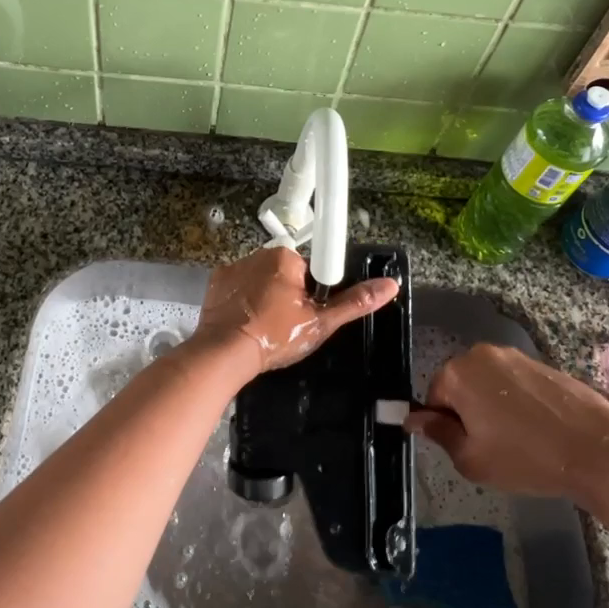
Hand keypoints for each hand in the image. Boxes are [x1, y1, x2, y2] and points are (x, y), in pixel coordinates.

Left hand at [193, 247, 398, 373]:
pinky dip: (243, 299)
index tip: (304, 314)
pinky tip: (246, 321)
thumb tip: (390, 286)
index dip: (312, 294)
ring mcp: (235, 266)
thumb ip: (355, 303)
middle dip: (289, 294)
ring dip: (266, 296)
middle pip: (286, 273)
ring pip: (262, 278)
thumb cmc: (276, 336)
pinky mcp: (218, 280)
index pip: (310, 270)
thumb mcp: (321, 323)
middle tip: (287, 323)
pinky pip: (239, 285)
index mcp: (286, 257)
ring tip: (265, 326)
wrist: (226, 353)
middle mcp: (259, 254)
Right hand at [405, 343, 608, 504]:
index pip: (433, 399)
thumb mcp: (472, 460)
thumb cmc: (527, 458)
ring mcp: (516, 356)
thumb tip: (414, 419)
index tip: (468, 448)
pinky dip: (519, 403)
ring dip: (494, 407)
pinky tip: (539, 429)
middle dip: (469, 413)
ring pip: (489, 384)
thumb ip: (439, 435)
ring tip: (519, 440)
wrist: (599, 452)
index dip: (446, 427)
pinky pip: (516, 383)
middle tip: (492, 447)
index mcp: (458, 373)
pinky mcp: (543, 364)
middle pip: (460, 386)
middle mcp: (482, 354)